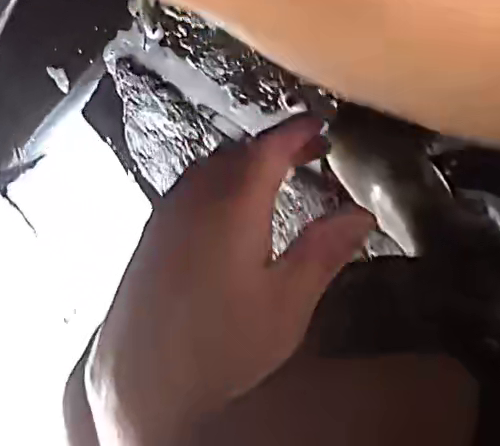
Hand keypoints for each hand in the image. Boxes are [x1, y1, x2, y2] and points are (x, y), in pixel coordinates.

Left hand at [87, 116, 375, 444]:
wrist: (139, 377)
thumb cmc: (220, 344)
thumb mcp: (286, 303)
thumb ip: (324, 250)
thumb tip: (360, 215)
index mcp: (236, 201)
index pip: (271, 146)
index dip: (298, 130)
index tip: (320, 123)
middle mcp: (200, 192)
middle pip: (244, 149)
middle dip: (279, 144)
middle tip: (309, 151)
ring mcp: (172, 206)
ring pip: (217, 162)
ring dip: (249, 159)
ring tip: (277, 173)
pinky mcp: (155, 225)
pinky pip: (195, 180)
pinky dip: (223, 176)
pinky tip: (233, 203)